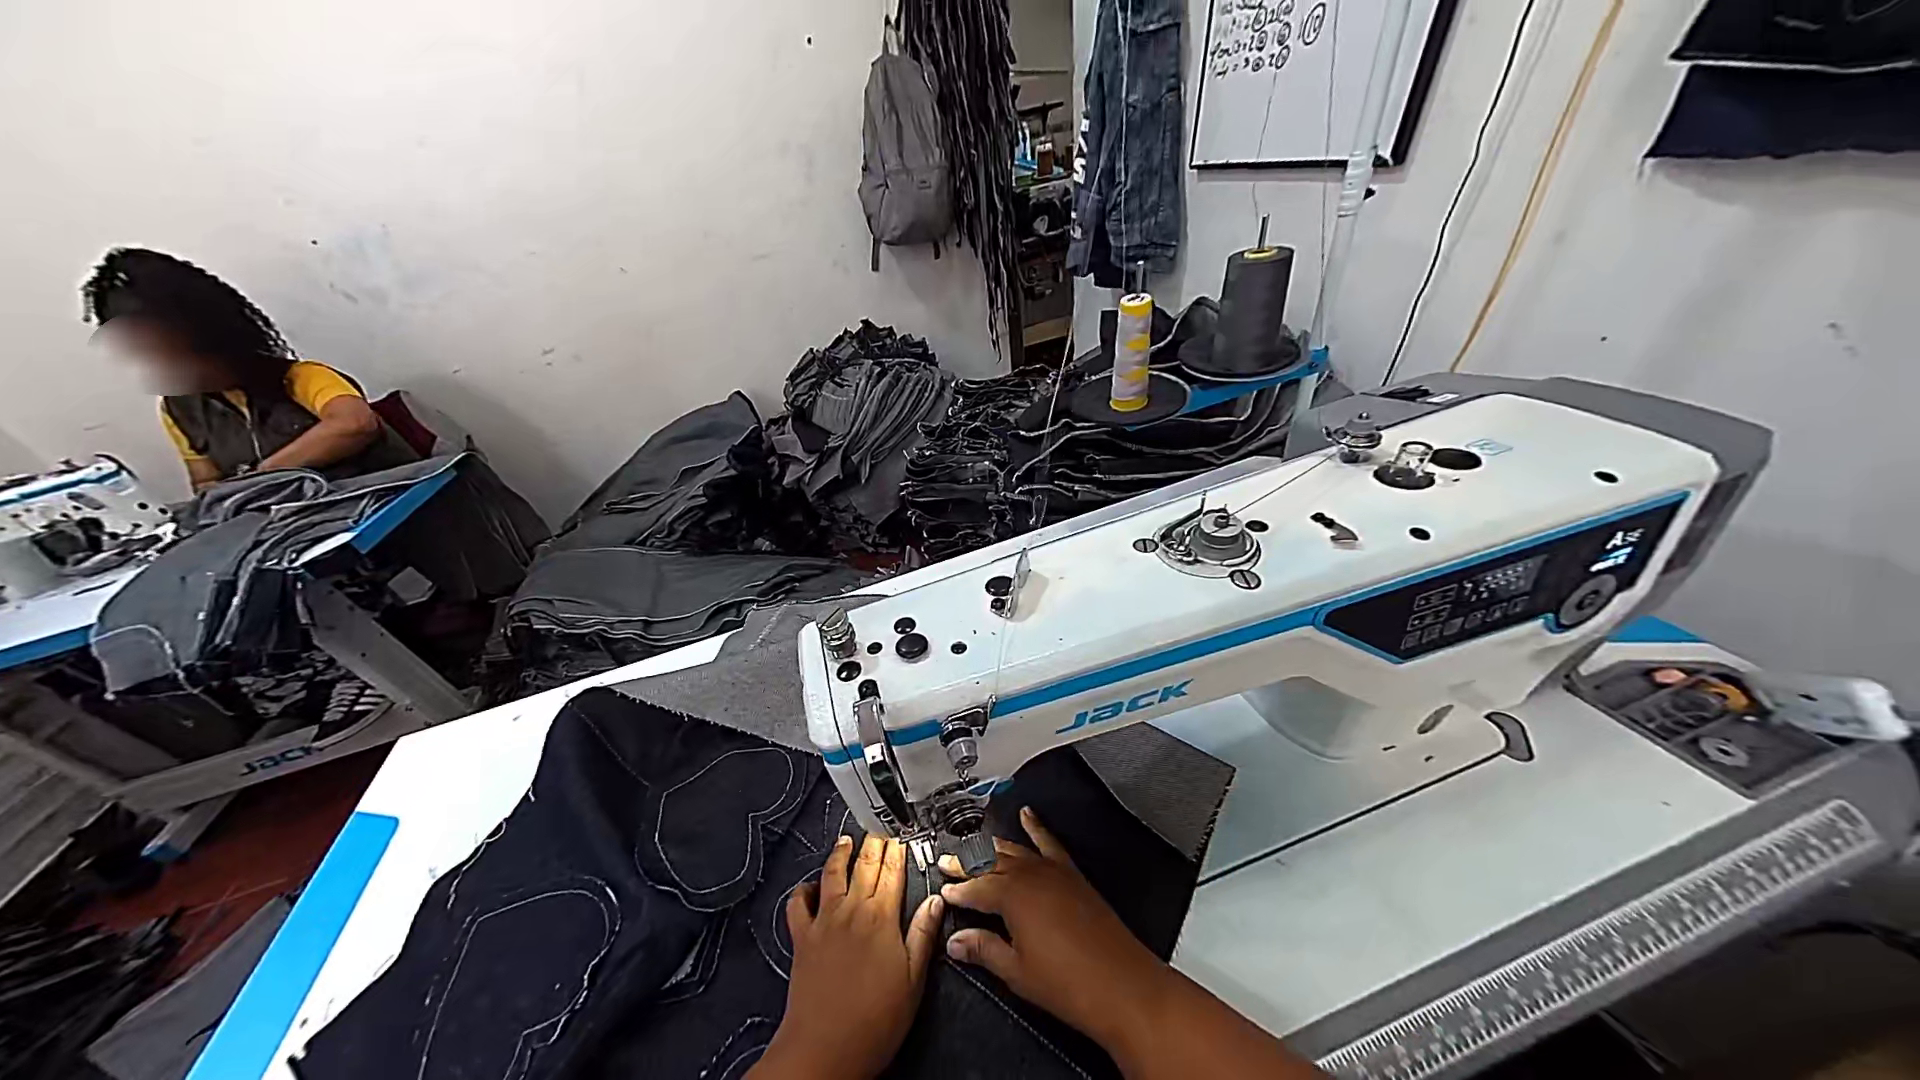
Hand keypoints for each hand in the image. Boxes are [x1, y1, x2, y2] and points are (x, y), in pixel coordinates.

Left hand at [752, 835, 943, 1079]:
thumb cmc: (874, 1022)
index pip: (892, 872)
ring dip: (839, 854)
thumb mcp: (913, 981)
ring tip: (846, 840)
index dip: (897, 852)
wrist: (823, 1051)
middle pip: (863, 866)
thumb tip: (936, 901)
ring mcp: (824, 922)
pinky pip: (797, 905)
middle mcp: (852, 911)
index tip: (901, 837)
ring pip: (831, 875)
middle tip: (878, 830)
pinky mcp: (801, 938)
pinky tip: (807, 886)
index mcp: (882, 919)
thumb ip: (923, 935)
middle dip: (872, 844)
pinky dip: (801, 891)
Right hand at [938, 807, 1172, 1050]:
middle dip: (967, 863)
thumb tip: (957, 941)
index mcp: (1012, 896)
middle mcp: (1031, 875)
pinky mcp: (1072, 874)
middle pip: (990, 862)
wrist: (1123, 986)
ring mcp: (1053, 871)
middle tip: (949, 864)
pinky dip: (1036, 827)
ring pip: (1015, 850)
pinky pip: (1049, 842)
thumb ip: (983, 949)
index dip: (956, 891)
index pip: (974, 888)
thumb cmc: (1071, 984)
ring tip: (974, 845)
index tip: (944, 892)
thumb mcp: (1016, 971)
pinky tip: (1027, 814)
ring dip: (992, 847)